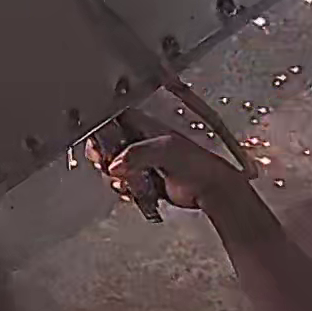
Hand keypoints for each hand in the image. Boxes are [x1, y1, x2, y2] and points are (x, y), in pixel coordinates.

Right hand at [105, 113, 249, 208]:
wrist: (211, 189)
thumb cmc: (198, 163)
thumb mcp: (165, 150)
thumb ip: (138, 153)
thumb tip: (115, 164)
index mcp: (146, 126)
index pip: (114, 120)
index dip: (103, 130)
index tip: (100, 144)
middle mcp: (141, 141)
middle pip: (108, 143)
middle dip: (103, 156)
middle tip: (107, 165)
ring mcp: (141, 160)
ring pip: (113, 164)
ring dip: (114, 175)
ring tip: (124, 181)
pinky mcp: (142, 178)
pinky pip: (122, 181)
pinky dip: (122, 187)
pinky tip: (130, 190)